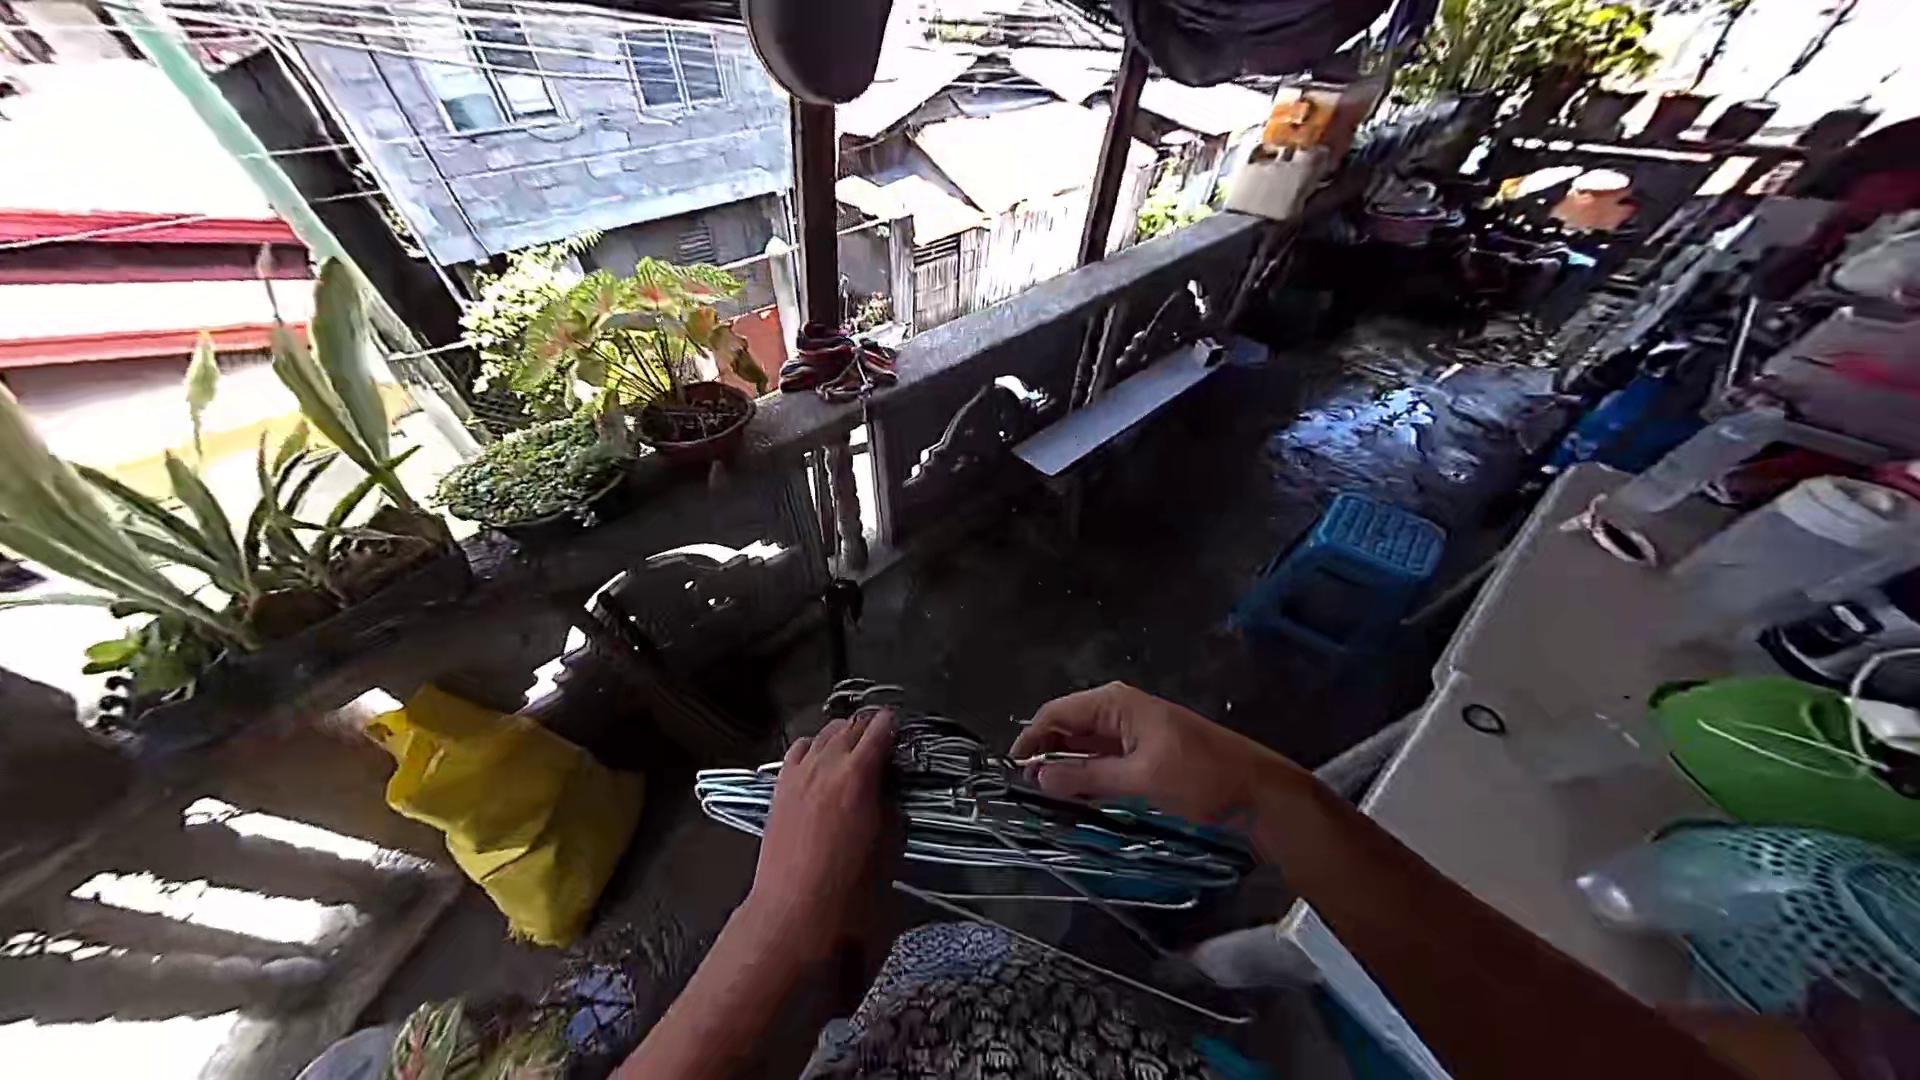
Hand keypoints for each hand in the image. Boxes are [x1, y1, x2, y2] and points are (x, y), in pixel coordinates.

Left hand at [742, 707, 896, 949]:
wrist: (794, 904)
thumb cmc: (844, 881)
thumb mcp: (883, 836)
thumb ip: (887, 797)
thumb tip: (886, 781)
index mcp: (858, 774)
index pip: (879, 728)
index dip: (891, 724)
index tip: (896, 727)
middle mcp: (827, 764)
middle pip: (852, 725)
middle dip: (868, 727)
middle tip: (879, 739)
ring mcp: (801, 771)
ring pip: (825, 731)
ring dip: (842, 734)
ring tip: (851, 747)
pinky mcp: (782, 783)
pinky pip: (799, 748)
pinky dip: (813, 746)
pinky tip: (819, 759)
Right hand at [1010, 682, 1308, 824]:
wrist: (1258, 792)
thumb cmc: (1202, 777)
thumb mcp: (1141, 779)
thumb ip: (1087, 777)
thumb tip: (1040, 777)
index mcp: (1115, 703)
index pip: (1057, 713)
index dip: (1031, 738)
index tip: (1012, 768)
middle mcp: (1117, 710)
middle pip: (1067, 727)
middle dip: (1045, 753)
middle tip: (1025, 787)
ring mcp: (1129, 731)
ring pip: (1082, 745)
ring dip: (1063, 766)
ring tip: (1042, 794)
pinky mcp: (1140, 752)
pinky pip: (1100, 758)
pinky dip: (1084, 774)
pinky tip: (1073, 794)